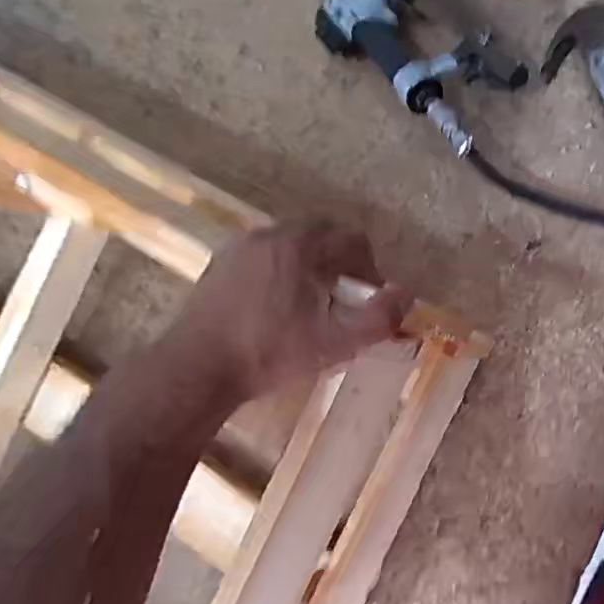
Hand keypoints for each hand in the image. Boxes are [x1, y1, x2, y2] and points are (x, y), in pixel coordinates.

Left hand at [165, 221, 413, 400]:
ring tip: (314, 302)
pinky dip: (287, 267)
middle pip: (324, 233)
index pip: (354, 240)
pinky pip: (269, 252)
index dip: (370, 268)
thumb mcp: (337, 343)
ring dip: (315, 263)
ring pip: (295, 241)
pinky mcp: (222, 262)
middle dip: (344, 261)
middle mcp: (270, 235)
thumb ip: (381, 317)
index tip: (367, 299)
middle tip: (345, 297)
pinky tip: (281, 304)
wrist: (196, 370)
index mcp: (300, 247)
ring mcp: (241, 246)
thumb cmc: (271, 354)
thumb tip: (407, 292)